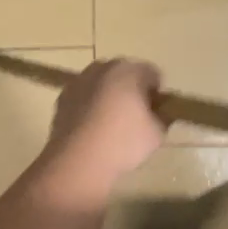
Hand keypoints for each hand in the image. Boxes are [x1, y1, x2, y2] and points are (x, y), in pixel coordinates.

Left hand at [42, 58, 167, 192]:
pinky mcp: (63, 96)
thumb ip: (165, 117)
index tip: (155, 113)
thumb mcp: (157, 133)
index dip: (156, 94)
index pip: (152, 74)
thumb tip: (160, 112)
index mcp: (130, 70)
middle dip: (132, 90)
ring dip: (109, 96)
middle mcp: (104, 67)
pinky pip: (84, 96)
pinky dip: (89, 105)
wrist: (78, 161)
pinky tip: (91, 128)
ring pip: (102, 83)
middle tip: (134, 118)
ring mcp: (79, 80)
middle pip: (125, 74)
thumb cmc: (123, 143)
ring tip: (110, 124)